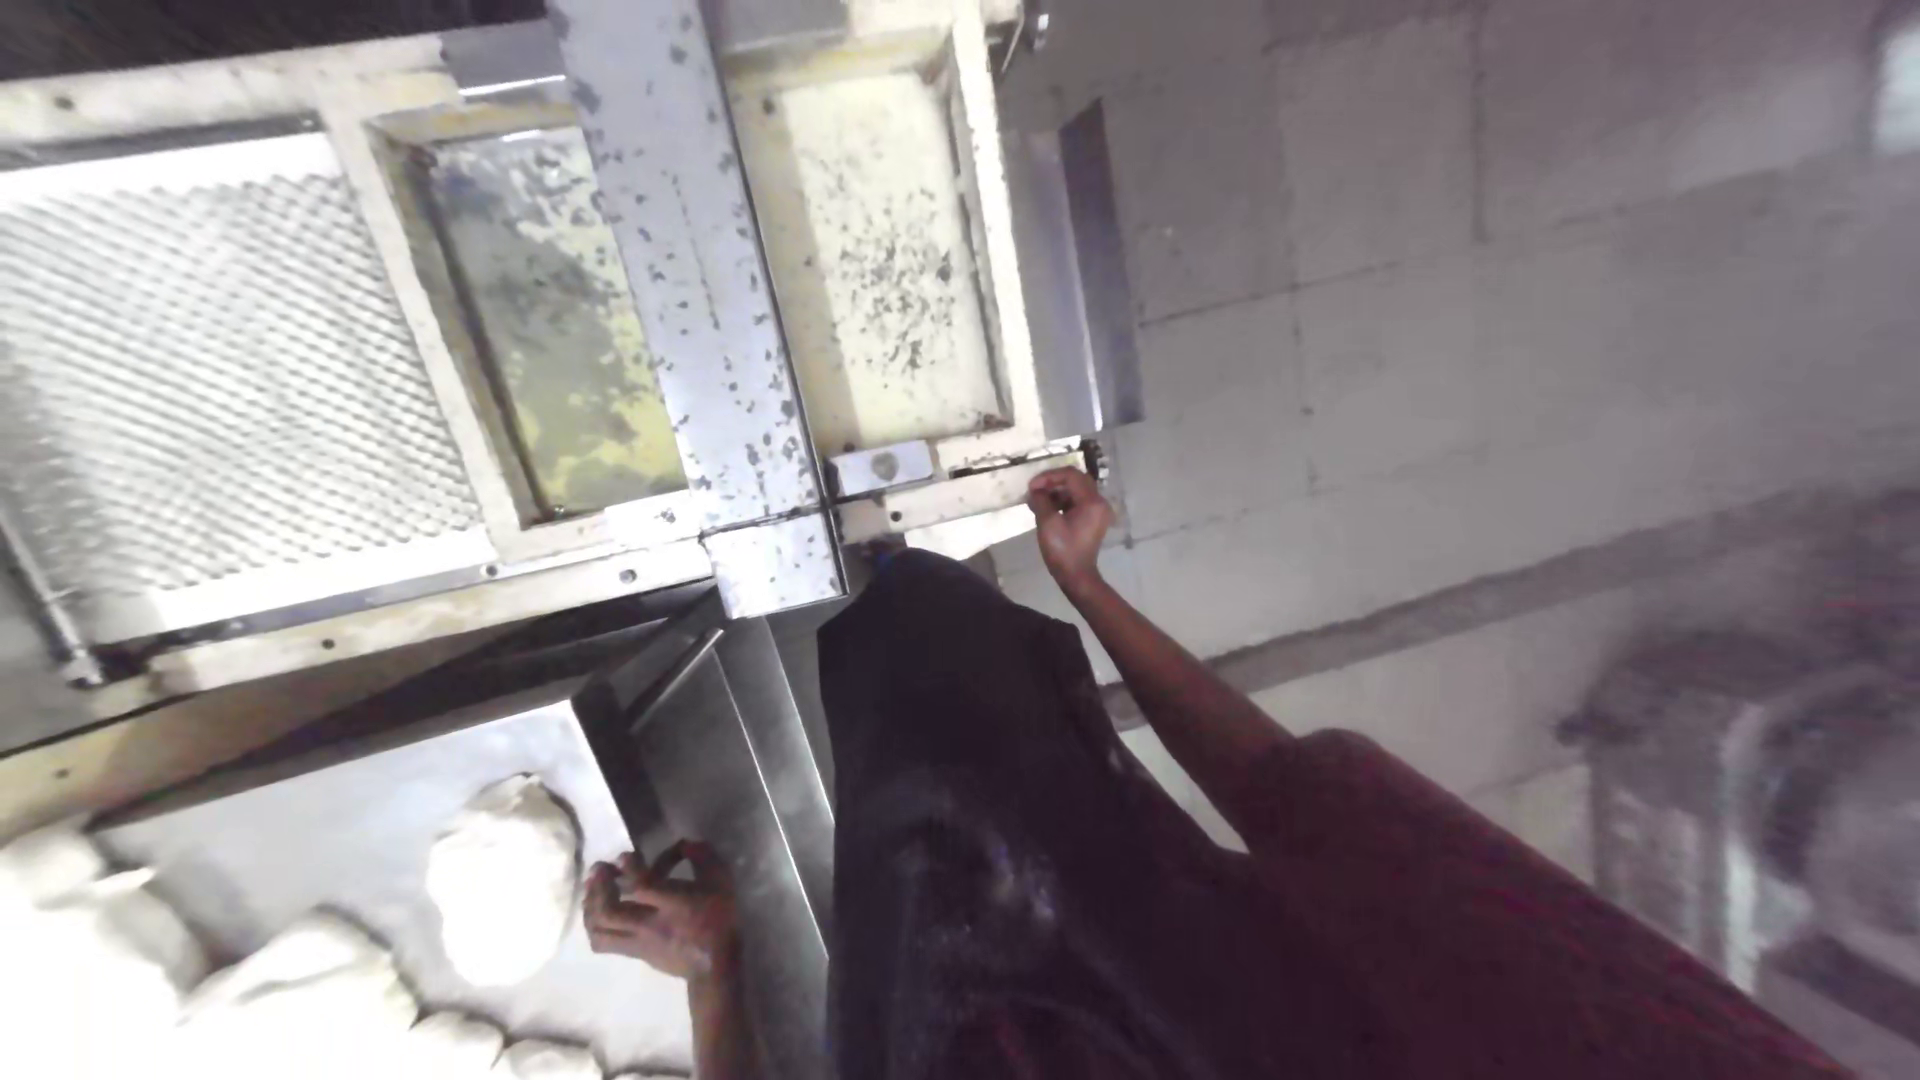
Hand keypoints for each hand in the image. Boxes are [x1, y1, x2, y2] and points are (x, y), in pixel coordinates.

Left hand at [584, 840, 737, 982]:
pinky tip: (596, 911)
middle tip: (598, 869)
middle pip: (609, 912)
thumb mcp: (721, 879)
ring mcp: (637, 942)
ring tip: (591, 888)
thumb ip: (702, 857)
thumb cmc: (719, 917)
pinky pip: (602, 942)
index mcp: (673, 904)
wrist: (713, 963)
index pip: (643, 886)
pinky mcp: (633, 952)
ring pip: (599, 930)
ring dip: (590, 907)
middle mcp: (649, 924)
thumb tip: (683, 843)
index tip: (622, 856)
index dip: (629, 869)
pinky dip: (593, 925)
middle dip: (598, 888)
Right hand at [1027, 467, 1112, 593]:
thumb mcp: (1047, 523)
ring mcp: (1098, 511)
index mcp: (1092, 501)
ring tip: (1037, 500)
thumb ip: (1041, 500)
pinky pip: (1078, 502)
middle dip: (1053, 482)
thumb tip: (1035, 490)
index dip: (1049, 476)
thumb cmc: (1062, 550)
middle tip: (1035, 490)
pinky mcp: (1093, 519)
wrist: (1076, 575)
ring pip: (1076, 490)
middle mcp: (1099, 502)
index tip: (1032, 486)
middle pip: (1076, 480)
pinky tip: (1047, 508)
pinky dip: (1062, 501)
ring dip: (1057, 492)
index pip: (1071, 475)